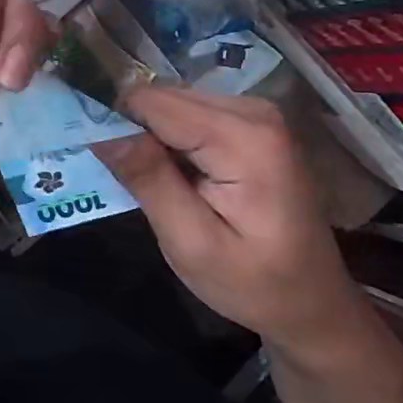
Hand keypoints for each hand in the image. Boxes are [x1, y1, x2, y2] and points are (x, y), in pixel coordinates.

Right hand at [92, 87, 365, 348]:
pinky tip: (162, 170)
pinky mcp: (246, 123)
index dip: (111, 122)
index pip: (148, 101)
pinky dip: (160, 136)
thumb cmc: (253, 283)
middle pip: (156, 96)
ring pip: (163, 100)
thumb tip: (98, 128)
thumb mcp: (191, 242)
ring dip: (141, 133)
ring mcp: (252, 114)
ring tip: (137, 175)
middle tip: (114, 173)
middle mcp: (252, 111)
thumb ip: (148, 180)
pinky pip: (181, 112)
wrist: (313, 306)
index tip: (89, 155)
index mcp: (244, 139)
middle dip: (126, 127)